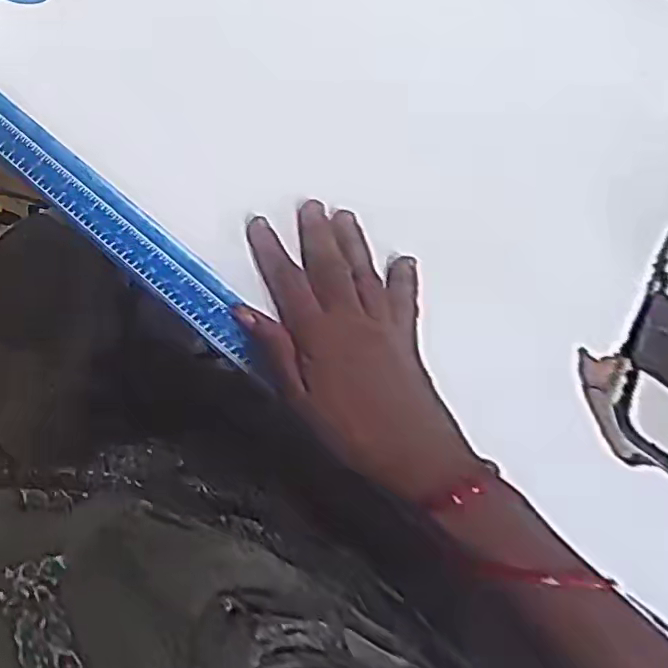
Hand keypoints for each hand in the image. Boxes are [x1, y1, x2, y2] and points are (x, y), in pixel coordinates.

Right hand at [236, 201, 480, 502]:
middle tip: (308, 205)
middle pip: (329, 269)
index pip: (287, 283)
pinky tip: (402, 261)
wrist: (424, 462)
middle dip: (316, 235)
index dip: (271, 251)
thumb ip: (274, 350)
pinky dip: (403, 279)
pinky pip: (403, 302)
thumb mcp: (298, 398)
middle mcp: (351, 322)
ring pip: (363, 275)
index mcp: (318, 335)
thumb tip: (244, 311)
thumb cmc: (350, 432)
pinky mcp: (405, 341)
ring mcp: (382, 328)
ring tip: (344, 217)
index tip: (260, 225)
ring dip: (353, 244)